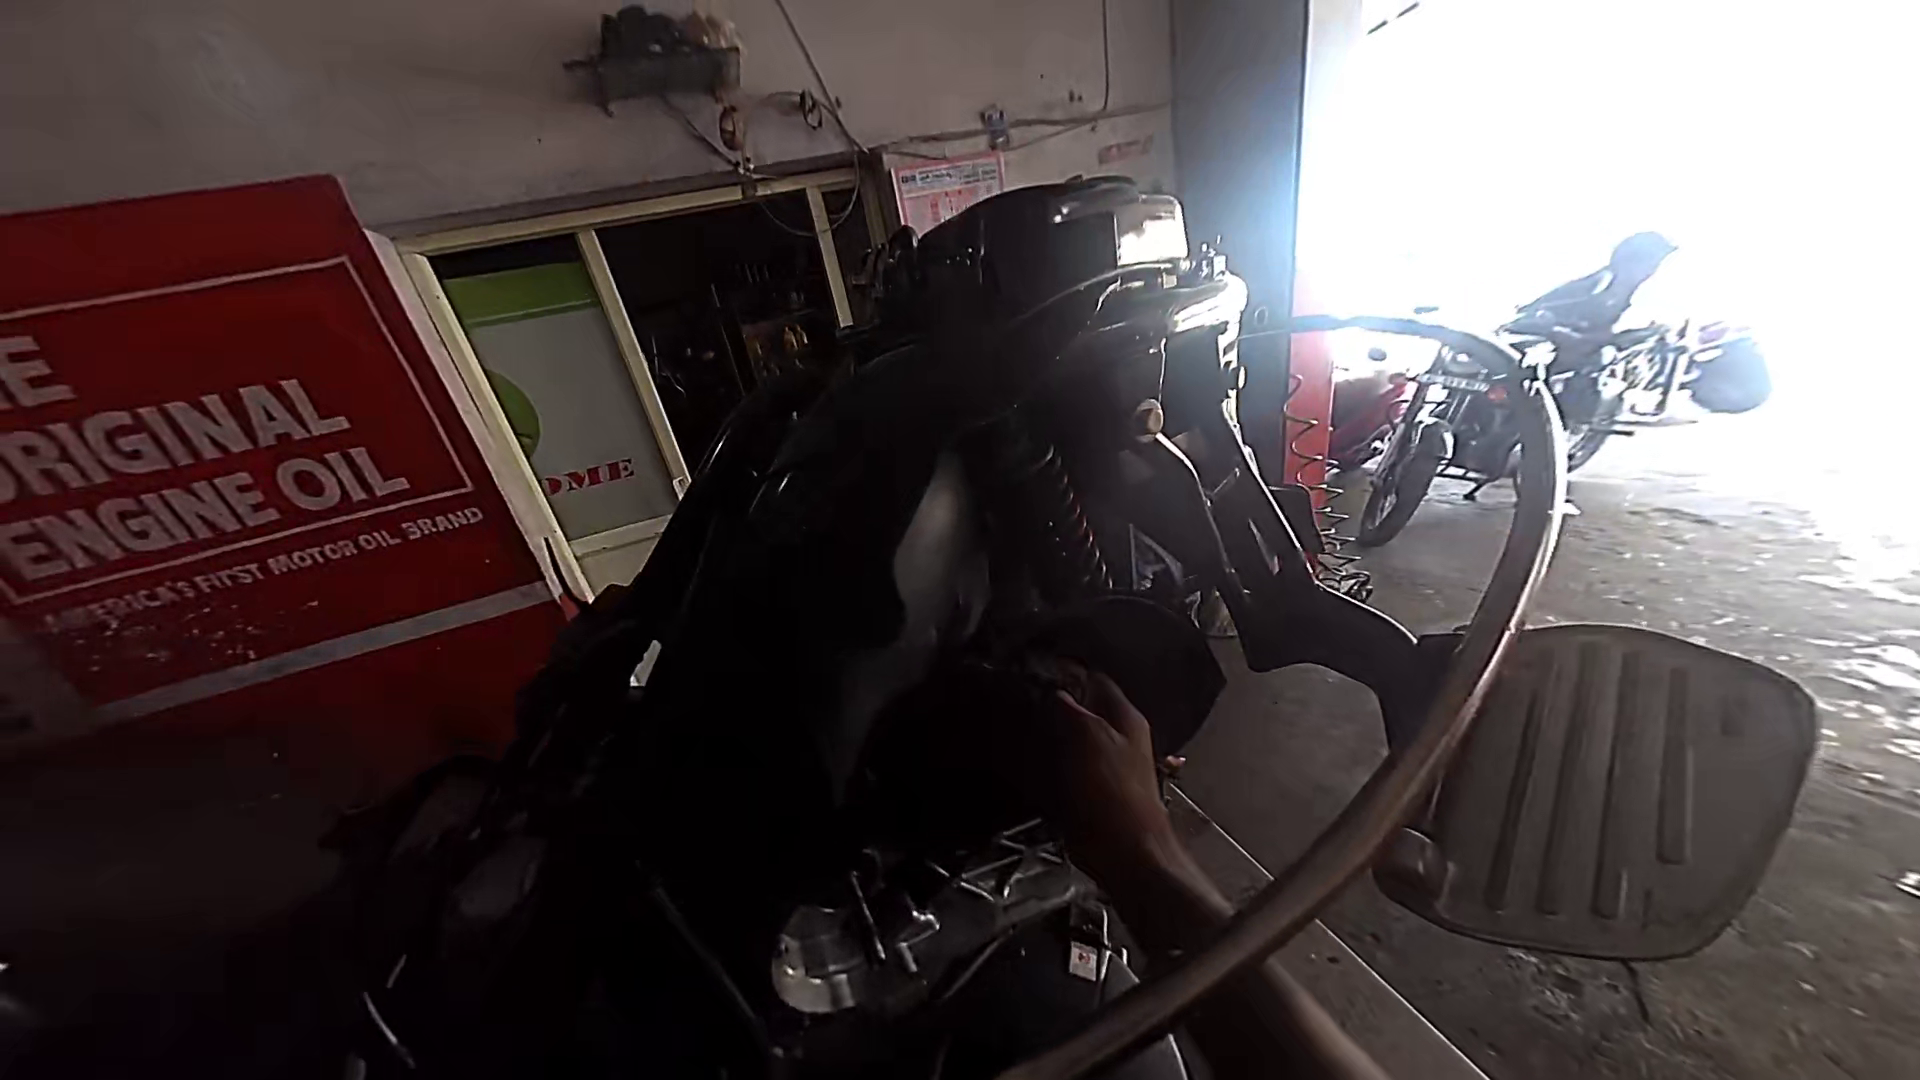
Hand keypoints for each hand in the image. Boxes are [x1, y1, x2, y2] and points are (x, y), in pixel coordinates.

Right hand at [1037, 668, 1195, 895]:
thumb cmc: (1111, 788)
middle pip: (1084, 705)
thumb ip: (1072, 709)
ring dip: (1053, 727)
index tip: (1037, 670)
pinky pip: (1069, 758)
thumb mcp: (1089, 737)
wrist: (1124, 848)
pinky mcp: (1093, 784)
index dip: (1068, 672)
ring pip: (1074, 732)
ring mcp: (1107, 760)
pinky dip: (1052, 754)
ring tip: (1024, 720)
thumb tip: (1056, 691)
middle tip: (1025, 696)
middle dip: (1057, 700)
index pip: (1095, 678)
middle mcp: (1119, 734)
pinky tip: (1032, 752)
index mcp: (1125, 717)